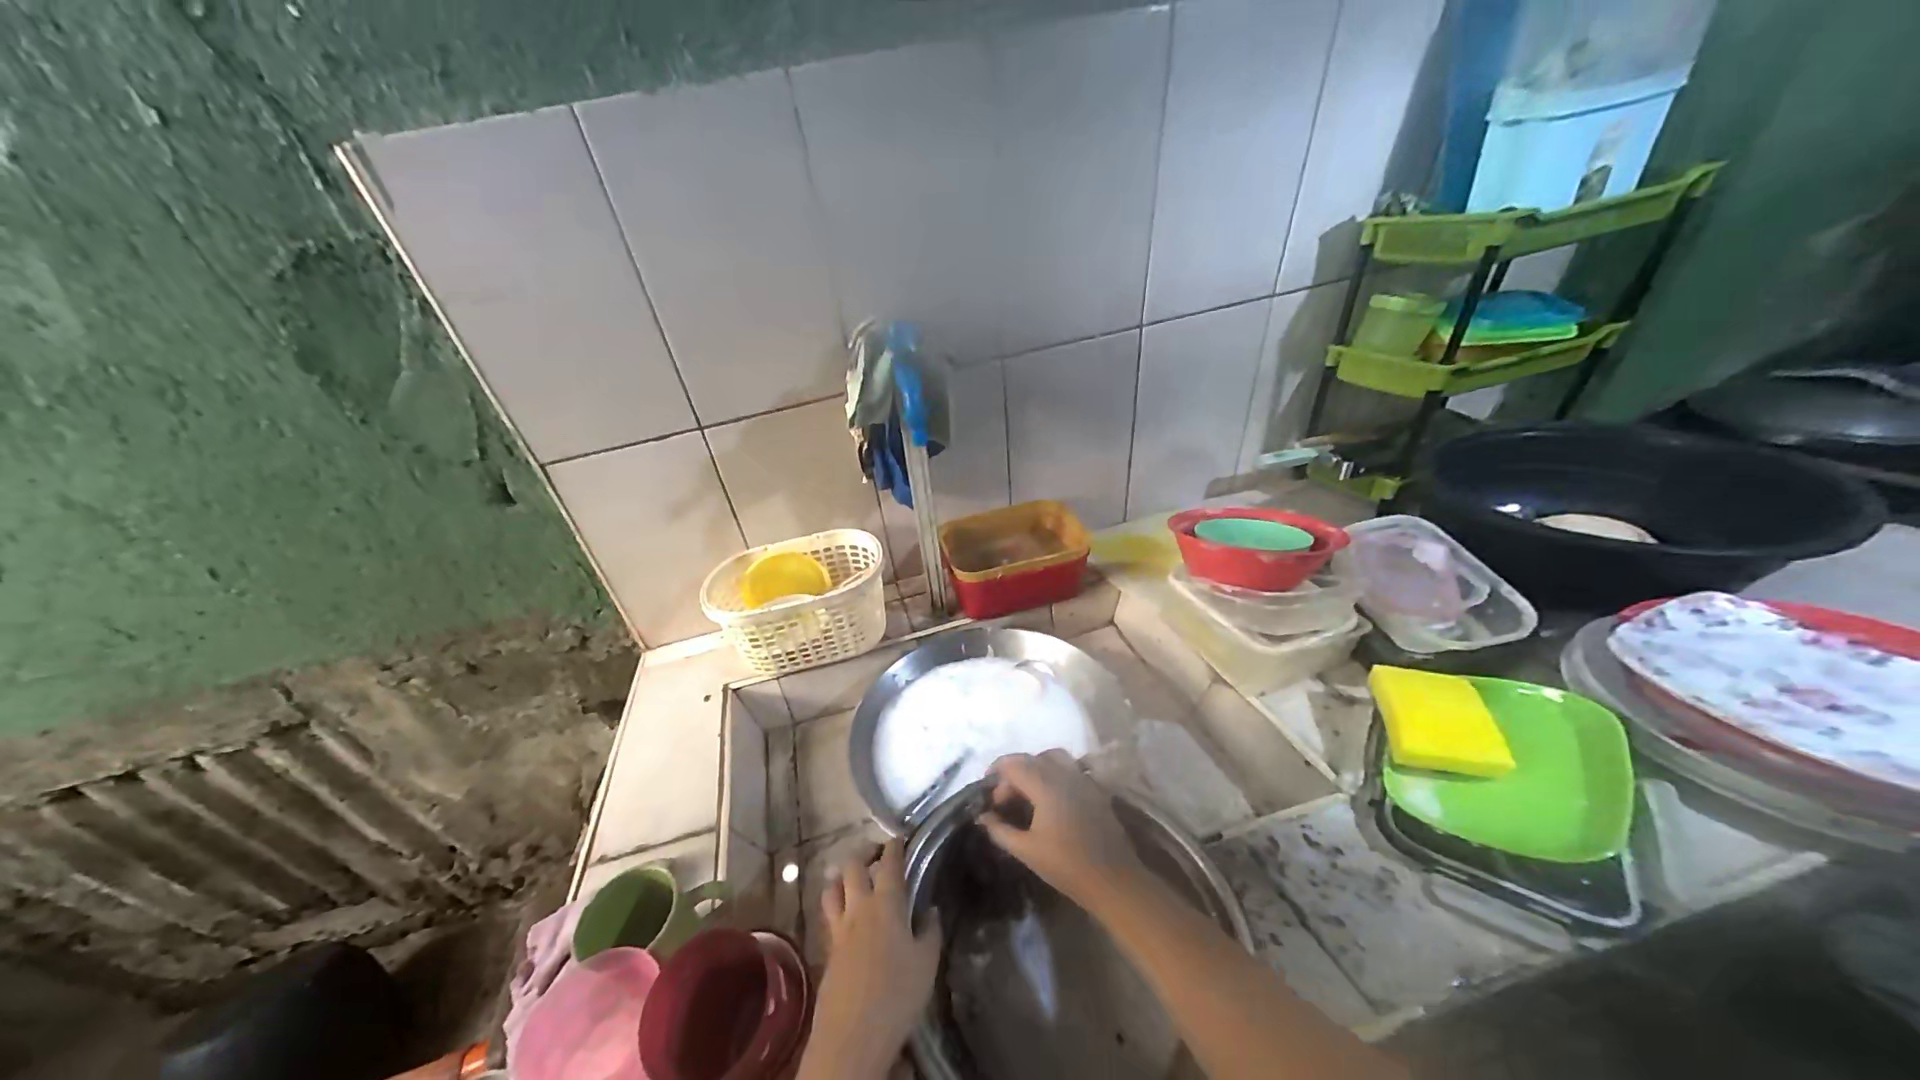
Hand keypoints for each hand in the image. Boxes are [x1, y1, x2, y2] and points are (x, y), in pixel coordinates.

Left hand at [799, 838, 941, 1079]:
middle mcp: (858, 908)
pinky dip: (837, 904)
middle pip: (852, 867)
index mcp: (886, 905)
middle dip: (864, 852)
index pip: (889, 864)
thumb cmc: (897, 995)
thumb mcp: (927, 963)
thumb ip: (930, 932)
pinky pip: (829, 915)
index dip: (894, 846)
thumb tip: (930, 909)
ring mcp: (838, 929)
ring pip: (832, 888)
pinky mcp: (827, 950)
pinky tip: (848, 915)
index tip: (899, 837)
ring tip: (854, 877)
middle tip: (877, 853)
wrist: (852, 1035)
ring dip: (842, 875)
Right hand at [976, 750, 1147, 911]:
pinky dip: (1055, 773)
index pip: (1014, 765)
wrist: (1113, 880)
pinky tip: (1051, 797)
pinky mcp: (1096, 789)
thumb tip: (983, 817)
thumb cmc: (1066, 866)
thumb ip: (1000, 830)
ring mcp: (1084, 779)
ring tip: (1027, 790)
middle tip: (1003, 798)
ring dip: (1035, 766)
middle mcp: (1065, 774)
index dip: (997, 777)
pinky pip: (1071, 768)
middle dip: (1013, 773)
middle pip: (1032, 758)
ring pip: (1054, 757)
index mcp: (1046, 785)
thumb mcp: (1027, 850)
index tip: (990, 798)